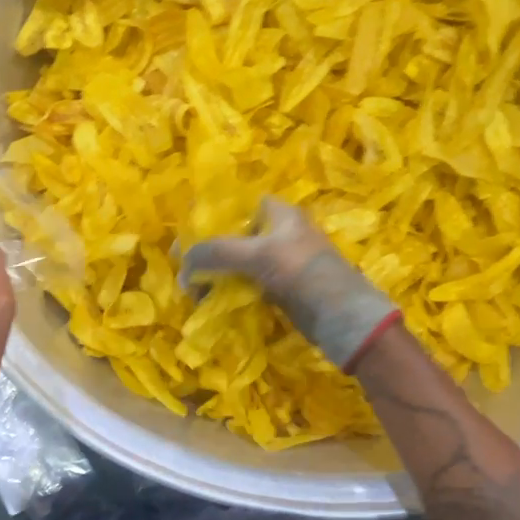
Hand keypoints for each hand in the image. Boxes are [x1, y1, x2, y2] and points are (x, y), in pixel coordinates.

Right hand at [180, 197, 399, 370]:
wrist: (338, 314)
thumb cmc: (301, 272)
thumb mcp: (256, 255)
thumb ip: (216, 252)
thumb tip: (181, 262)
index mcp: (281, 214)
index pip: (242, 205)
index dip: (215, 216)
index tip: (190, 234)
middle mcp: (281, 234)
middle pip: (235, 237)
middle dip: (209, 252)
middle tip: (184, 268)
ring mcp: (281, 263)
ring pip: (239, 263)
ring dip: (216, 276)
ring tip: (194, 291)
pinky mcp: (280, 289)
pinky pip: (246, 285)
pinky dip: (229, 292)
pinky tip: (211, 302)